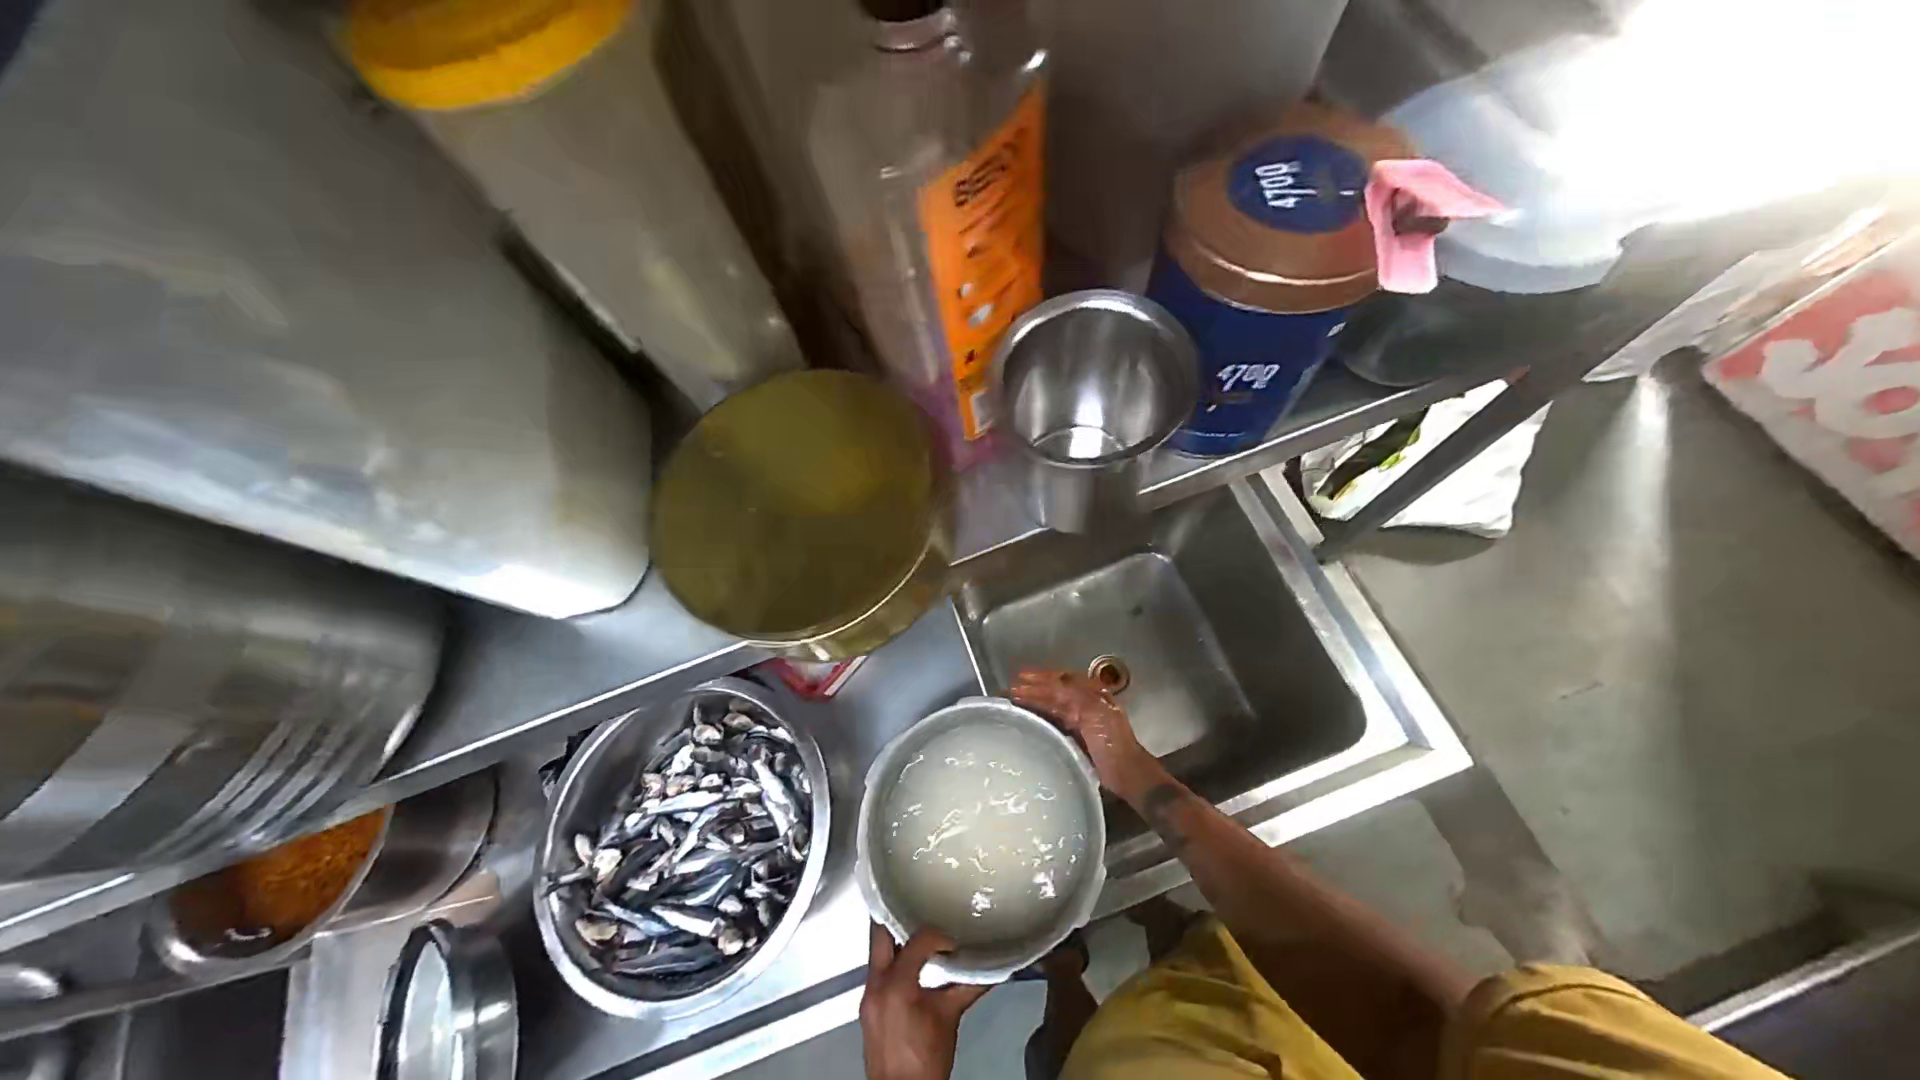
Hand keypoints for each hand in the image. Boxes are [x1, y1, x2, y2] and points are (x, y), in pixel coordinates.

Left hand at [860, 924, 992, 1079]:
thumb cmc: (926, 1060)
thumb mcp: (949, 1019)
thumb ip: (967, 987)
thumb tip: (991, 971)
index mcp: (897, 985)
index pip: (918, 941)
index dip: (938, 935)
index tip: (951, 942)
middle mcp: (876, 985)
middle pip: (880, 933)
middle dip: (898, 918)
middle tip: (915, 907)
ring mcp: (867, 996)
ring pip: (876, 951)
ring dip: (895, 939)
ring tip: (915, 932)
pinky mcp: (867, 1007)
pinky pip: (877, 970)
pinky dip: (892, 960)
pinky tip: (908, 962)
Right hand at [1010, 668, 1162, 801]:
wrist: (1125, 774)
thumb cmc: (1112, 742)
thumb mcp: (1095, 712)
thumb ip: (1074, 695)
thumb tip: (1053, 682)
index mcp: (1092, 695)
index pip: (1062, 680)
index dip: (1040, 678)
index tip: (1019, 678)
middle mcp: (1085, 704)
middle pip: (1055, 691)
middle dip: (1033, 687)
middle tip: (1010, 688)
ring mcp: (1080, 721)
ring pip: (1053, 705)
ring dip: (1034, 700)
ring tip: (1013, 699)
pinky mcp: (1075, 738)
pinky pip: (1054, 721)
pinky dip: (1040, 715)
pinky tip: (1027, 716)